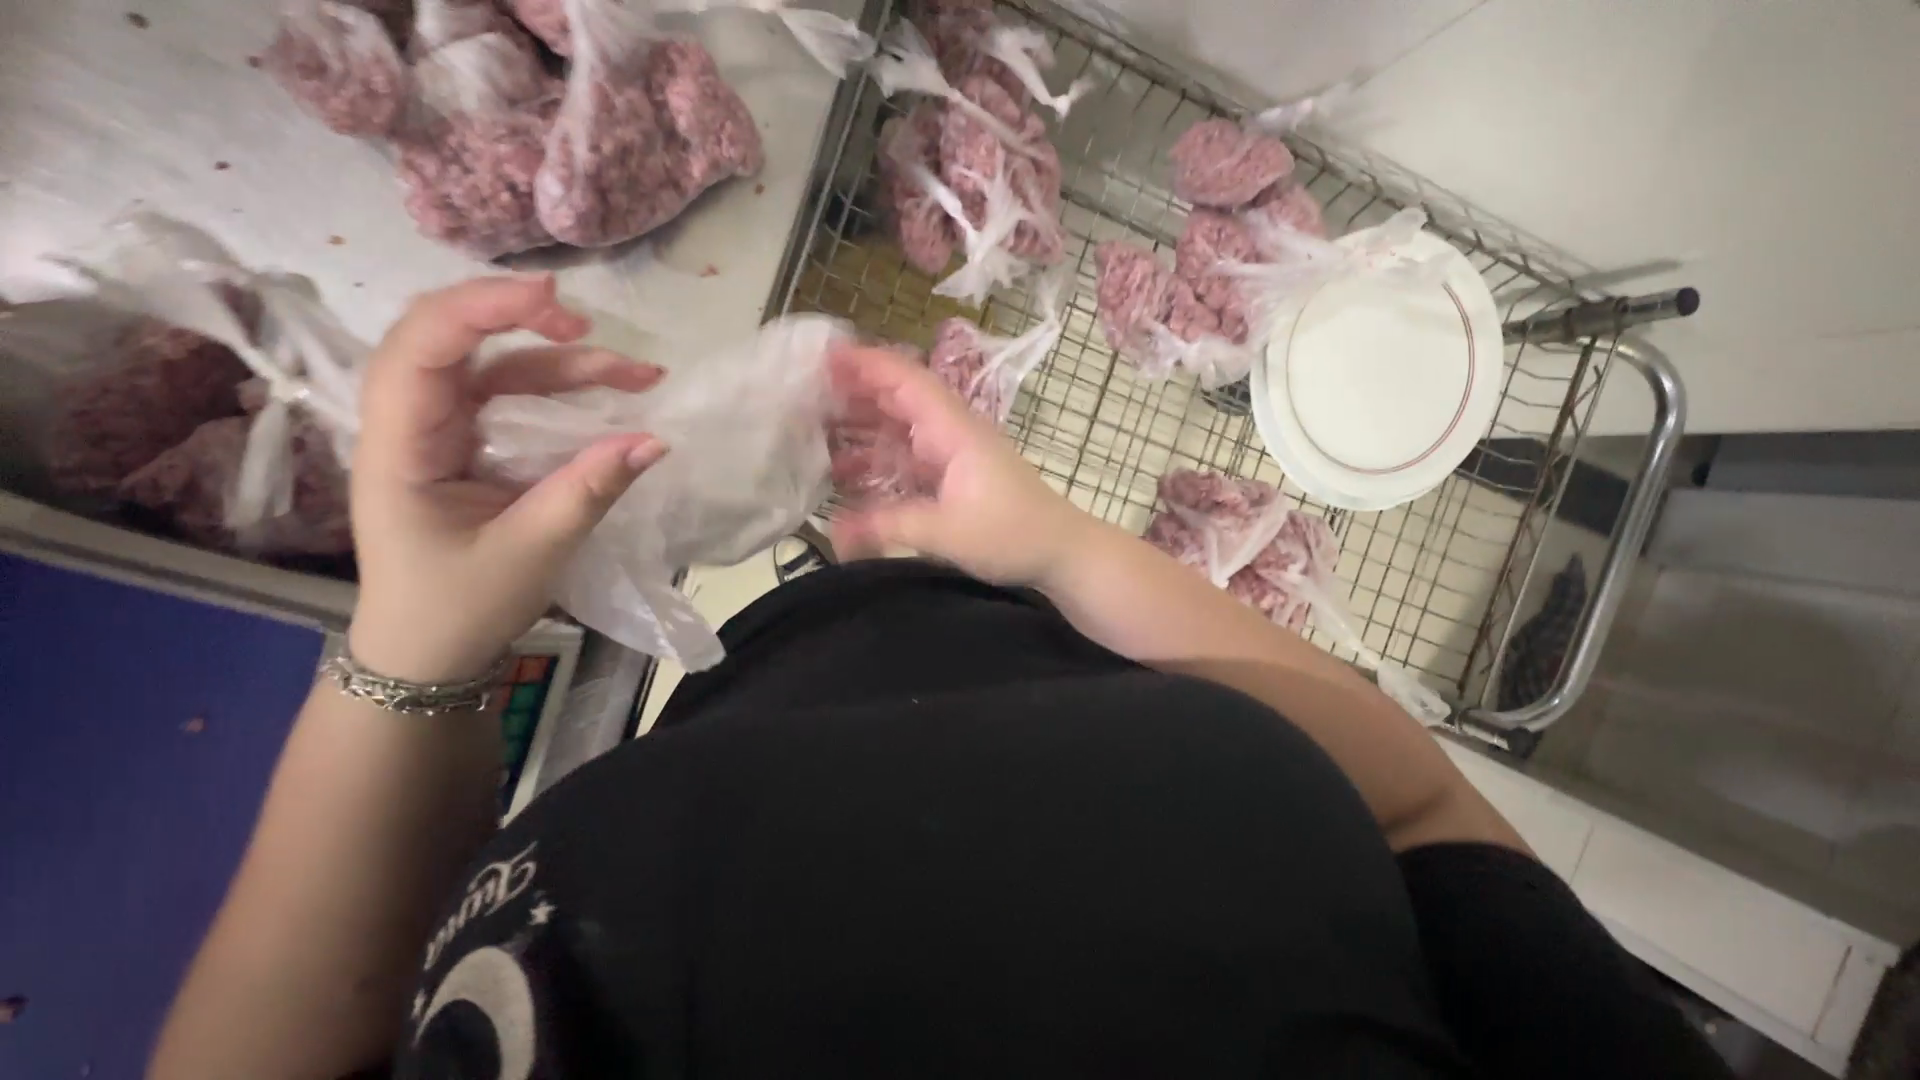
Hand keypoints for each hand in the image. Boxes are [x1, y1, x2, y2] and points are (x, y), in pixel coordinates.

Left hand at [346, 276, 667, 683]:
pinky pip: (510, 399)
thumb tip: (654, 441)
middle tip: (592, 329)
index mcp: (400, 446)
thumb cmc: (458, 608)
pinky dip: (560, 393)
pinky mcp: (467, 446)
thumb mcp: (530, 553)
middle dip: (525, 322)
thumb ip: (588, 491)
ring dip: (564, 363)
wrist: (426, 653)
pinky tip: (609, 399)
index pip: (423, 348)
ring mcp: (439, 432)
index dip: (482, 309)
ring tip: (639, 375)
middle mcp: (412, 424)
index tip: (555, 303)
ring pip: (495, 368)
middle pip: (454, 339)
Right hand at [828, 344, 1103, 587]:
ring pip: (899, 429)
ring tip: (814, 430)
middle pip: (897, 399)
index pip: (905, 380)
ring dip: (862, 427)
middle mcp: (950, 432)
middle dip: (852, 392)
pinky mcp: (953, 476)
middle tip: (802, 393)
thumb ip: (888, 527)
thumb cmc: (1012, 534)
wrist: (1063, 551)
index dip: (865, 363)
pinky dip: (877, 459)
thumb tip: (834, 534)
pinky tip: (848, 472)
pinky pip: (907, 457)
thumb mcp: (946, 532)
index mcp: (952, 429)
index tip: (823, 355)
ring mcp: (952, 454)